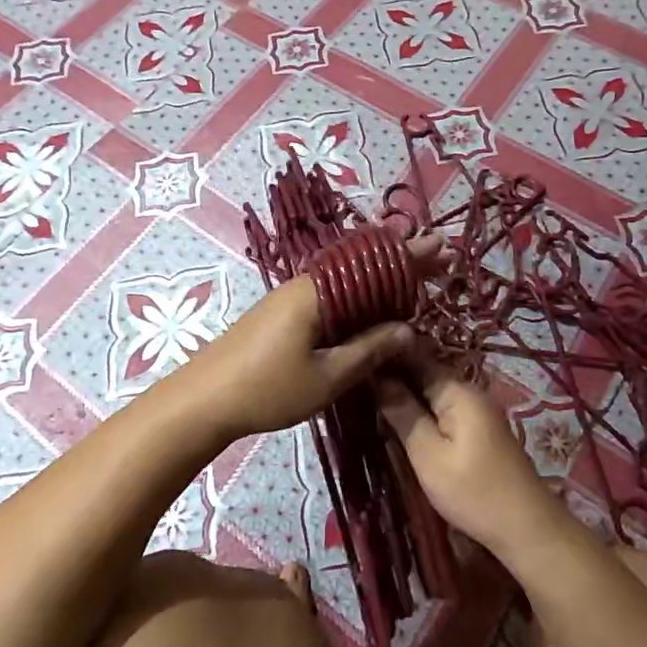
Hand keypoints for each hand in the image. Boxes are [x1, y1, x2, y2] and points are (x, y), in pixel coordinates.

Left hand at [158, 275, 412, 443]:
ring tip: (411, 279)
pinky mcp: (279, 318)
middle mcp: (301, 288)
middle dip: (397, 263)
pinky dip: (355, 297)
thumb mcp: (326, 377)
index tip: (442, 247)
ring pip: (342, 282)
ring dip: (376, 280)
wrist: (204, 400)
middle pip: (357, 267)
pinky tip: (368, 308)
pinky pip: (327, 297)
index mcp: (315, 294)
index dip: (408, 257)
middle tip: (437, 260)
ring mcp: (287, 301)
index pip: (370, 265)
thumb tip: (408, 329)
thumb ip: (368, 350)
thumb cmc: (266, 390)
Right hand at [373, 350, 548, 550]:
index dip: (385, 354)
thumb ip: (401, 412)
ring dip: (402, 393)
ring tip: (363, 392)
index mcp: (458, 392)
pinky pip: (440, 410)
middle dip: (390, 374)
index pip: (415, 357)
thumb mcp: (427, 453)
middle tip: (350, 377)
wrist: (528, 532)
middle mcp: (469, 394)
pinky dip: (417, 410)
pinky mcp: (476, 432)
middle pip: (423, 373)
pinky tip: (394, 417)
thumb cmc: (474, 492)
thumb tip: (375, 377)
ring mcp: (475, 413)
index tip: (353, 357)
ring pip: (430, 393)